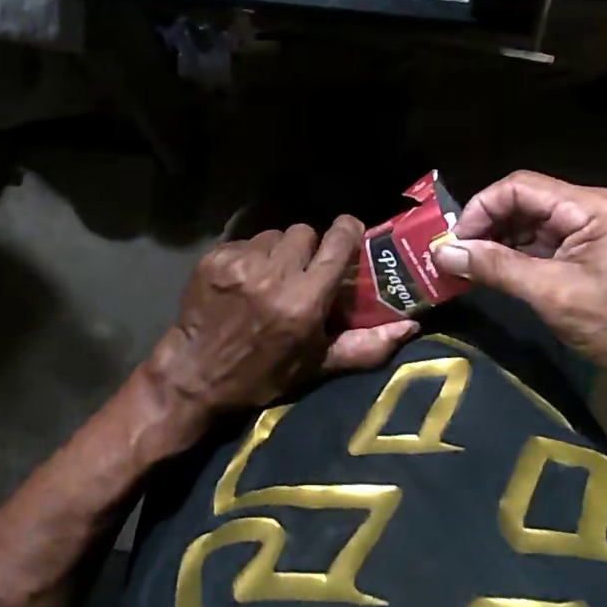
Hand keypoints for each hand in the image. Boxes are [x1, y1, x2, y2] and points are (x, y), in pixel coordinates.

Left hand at [145, 217, 421, 419]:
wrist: (195, 375)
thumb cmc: (263, 375)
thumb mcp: (317, 366)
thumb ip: (366, 345)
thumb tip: (411, 326)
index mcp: (305, 301)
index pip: (337, 241)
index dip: (347, 231)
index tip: (348, 235)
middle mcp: (274, 275)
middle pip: (305, 232)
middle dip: (308, 249)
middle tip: (301, 273)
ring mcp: (241, 263)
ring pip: (274, 234)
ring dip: (277, 251)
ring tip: (269, 278)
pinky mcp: (215, 258)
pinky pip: (245, 241)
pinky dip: (249, 255)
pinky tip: (243, 281)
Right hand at [431, 171, 606, 386]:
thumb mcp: (552, 296)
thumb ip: (496, 267)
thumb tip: (442, 252)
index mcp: (593, 207)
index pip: (520, 187)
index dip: (481, 208)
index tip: (455, 242)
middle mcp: (592, 205)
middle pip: (522, 199)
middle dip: (486, 225)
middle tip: (454, 254)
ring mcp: (590, 226)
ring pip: (527, 219)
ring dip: (496, 240)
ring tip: (466, 264)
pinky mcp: (585, 246)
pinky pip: (538, 238)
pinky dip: (512, 253)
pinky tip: (490, 269)